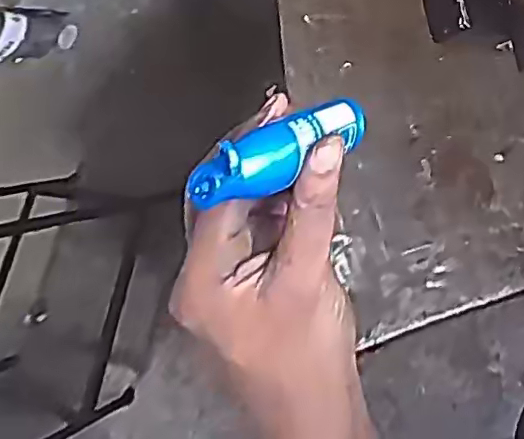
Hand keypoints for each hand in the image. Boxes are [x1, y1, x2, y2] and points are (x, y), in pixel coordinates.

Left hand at [170, 93, 372, 438]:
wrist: (315, 413)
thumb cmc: (305, 361)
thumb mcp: (309, 274)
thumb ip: (313, 206)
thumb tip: (323, 147)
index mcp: (201, 278)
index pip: (222, 193)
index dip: (254, 149)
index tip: (285, 115)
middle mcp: (200, 272)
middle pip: (221, 190)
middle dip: (257, 150)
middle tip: (290, 115)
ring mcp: (219, 272)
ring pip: (238, 200)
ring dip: (270, 168)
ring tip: (301, 137)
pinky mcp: (241, 271)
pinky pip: (254, 217)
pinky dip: (277, 193)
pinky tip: (300, 176)